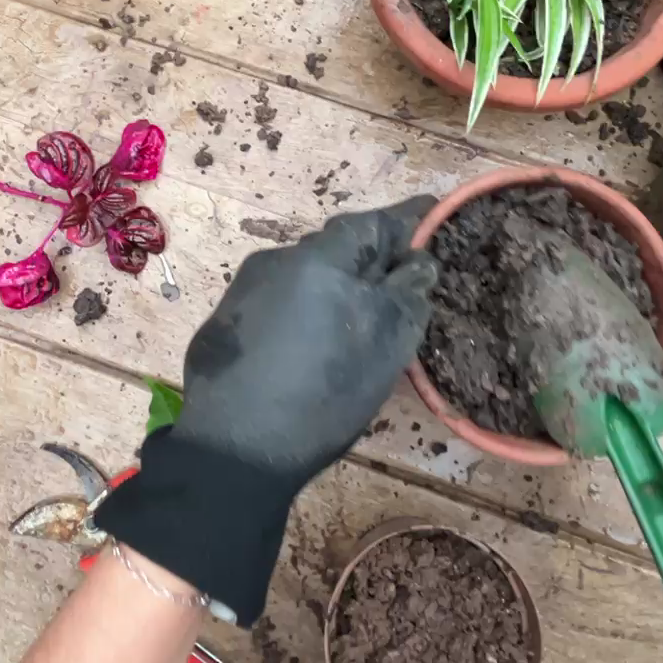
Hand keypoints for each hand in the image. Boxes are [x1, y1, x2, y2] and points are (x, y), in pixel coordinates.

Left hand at [95, 198, 439, 623]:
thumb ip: (409, 291)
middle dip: (373, 258)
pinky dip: (306, 308)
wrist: (233, 448)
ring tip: (360, 318)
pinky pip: (281, 300)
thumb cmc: (323, 393)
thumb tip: (418, 260)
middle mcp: (278, 259)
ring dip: (338, 286)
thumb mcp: (386, 344)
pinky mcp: (227, 319)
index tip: (435, 214)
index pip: (375, 222)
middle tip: (404, 280)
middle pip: (339, 246)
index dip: (409, 220)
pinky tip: (313, 342)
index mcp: (320, 257)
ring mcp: (246, 288)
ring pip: (308, 274)